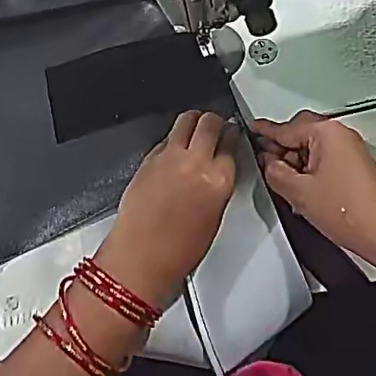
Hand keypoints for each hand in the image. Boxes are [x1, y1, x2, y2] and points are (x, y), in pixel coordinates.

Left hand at [95, 111, 237, 306]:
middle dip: (215, 121)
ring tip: (196, 124)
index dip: (233, 135)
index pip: (232, 142)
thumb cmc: (177, 249)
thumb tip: (217, 169)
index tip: (232, 133)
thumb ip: (218, 185)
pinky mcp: (148, 158)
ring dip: (194, 120)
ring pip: (186, 120)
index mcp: (219, 180)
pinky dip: (173, 138)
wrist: (142, 256)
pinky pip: (166, 138)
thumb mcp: (214, 217)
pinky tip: (174, 146)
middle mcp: (195, 163)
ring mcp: (169, 157)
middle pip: (210, 123)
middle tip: (216, 124)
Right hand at [252, 111, 375, 263]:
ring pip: (311, 147)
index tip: (252, 129)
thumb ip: (272, 170)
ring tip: (292, 187)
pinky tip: (307, 192)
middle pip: (299, 133)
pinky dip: (311, 171)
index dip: (263, 132)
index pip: (284, 127)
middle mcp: (342, 135)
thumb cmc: (356, 214)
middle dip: (282, 150)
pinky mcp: (355, 166)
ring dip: (297, 163)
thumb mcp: (297, 191)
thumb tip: (268, 163)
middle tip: (268, 165)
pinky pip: (324, 159)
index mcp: (327, 132)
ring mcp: (351, 150)